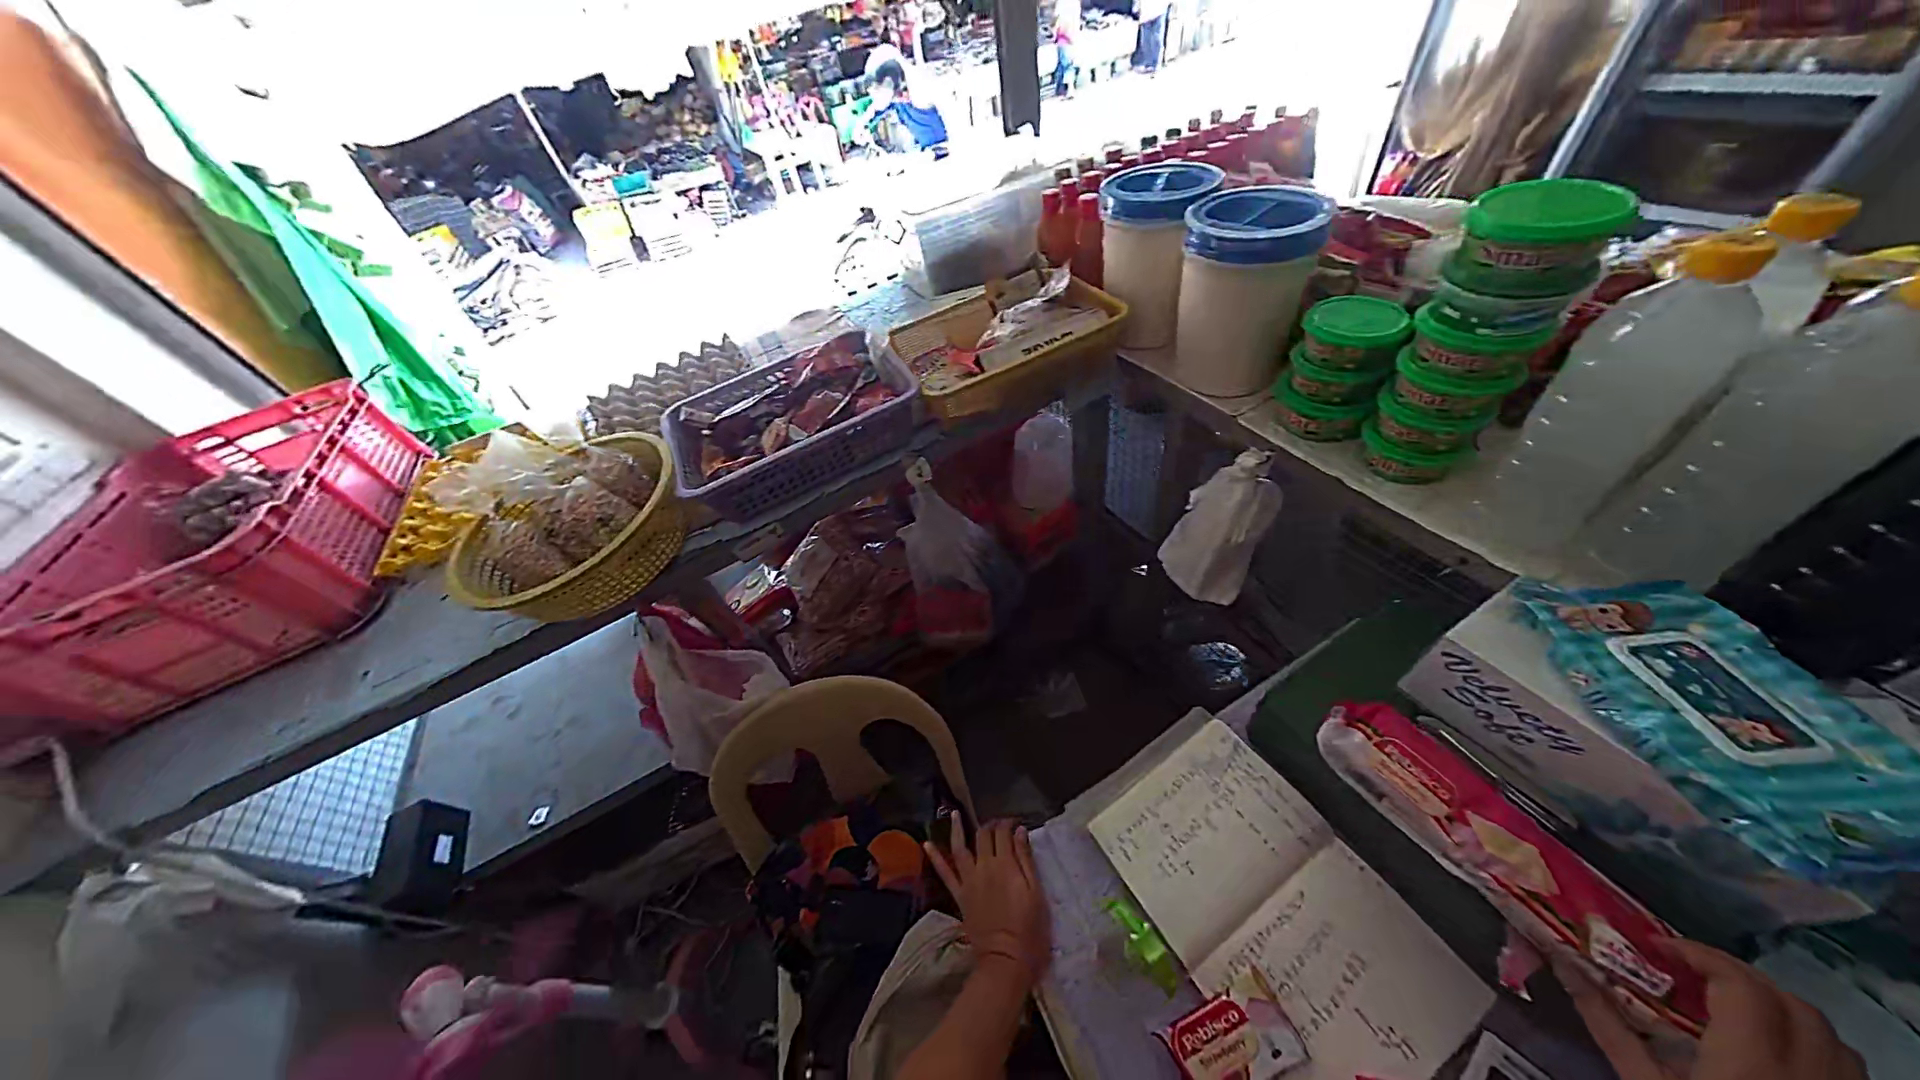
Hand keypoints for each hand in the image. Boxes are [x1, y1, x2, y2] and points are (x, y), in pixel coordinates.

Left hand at [925, 815, 1050, 984]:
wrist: (1006, 961)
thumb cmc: (1030, 930)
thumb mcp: (1036, 893)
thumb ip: (1026, 860)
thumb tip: (1020, 831)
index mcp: (1005, 864)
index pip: (1004, 833)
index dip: (1009, 824)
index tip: (1015, 823)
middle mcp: (984, 866)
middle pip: (983, 836)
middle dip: (990, 825)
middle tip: (997, 823)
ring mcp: (968, 880)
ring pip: (960, 848)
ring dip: (957, 829)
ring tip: (954, 814)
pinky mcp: (959, 895)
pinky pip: (944, 873)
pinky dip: (935, 858)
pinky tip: (927, 844)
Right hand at [1557, 939, 1864, 1079]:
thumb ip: (1606, 1022)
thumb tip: (1564, 963)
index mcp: (1750, 1063)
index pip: (1739, 985)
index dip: (1698, 955)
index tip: (1657, 949)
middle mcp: (1806, 1076)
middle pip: (1789, 1002)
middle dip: (1736, 974)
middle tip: (1687, 969)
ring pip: (1828, 1034)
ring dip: (1777, 1005)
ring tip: (1728, 1003)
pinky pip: (1845, 1065)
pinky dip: (1809, 1040)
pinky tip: (1772, 1047)